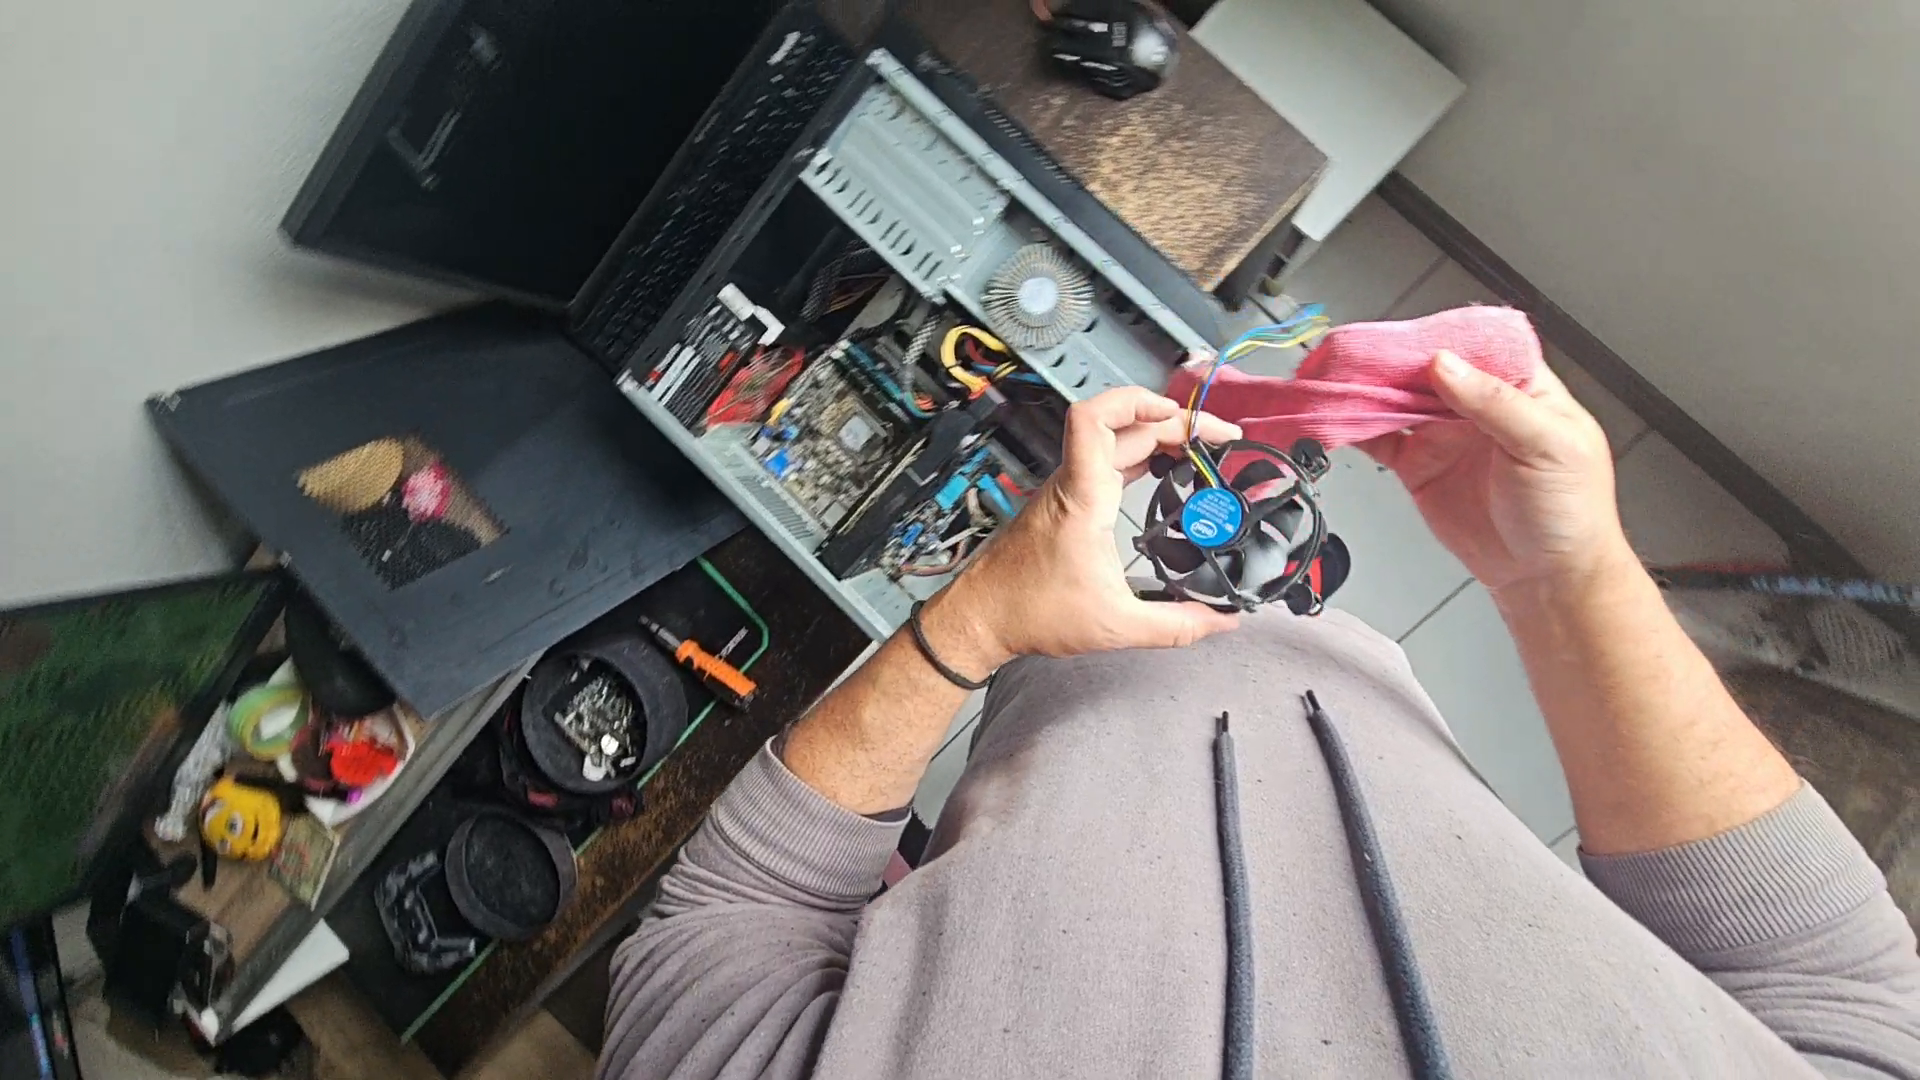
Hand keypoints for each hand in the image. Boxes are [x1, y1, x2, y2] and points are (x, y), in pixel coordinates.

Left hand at [920, 387, 1242, 677]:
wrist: (984, 616)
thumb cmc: (1030, 612)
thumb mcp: (1117, 626)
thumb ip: (1177, 625)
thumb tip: (1222, 622)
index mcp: (1082, 498)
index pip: (1094, 420)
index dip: (1136, 401)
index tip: (1177, 412)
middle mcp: (1073, 484)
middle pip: (1124, 427)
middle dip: (1176, 424)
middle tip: (1221, 442)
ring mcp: (1067, 491)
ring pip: (1116, 443)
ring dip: (1158, 438)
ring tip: (1201, 452)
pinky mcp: (1065, 503)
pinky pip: (1106, 463)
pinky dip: (1140, 458)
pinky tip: (1162, 473)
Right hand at [1360, 352, 1635, 595]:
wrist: (1541, 573)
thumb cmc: (1569, 509)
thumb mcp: (1547, 445)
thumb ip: (1496, 402)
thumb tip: (1446, 365)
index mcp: (1518, 387)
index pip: (1472, 347)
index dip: (1436, 337)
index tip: (1401, 337)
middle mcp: (1474, 405)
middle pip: (1422, 372)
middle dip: (1387, 364)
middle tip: (1353, 359)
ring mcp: (1442, 434)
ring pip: (1395, 402)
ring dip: (1365, 394)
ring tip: (1336, 385)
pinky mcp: (1416, 465)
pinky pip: (1378, 440)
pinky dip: (1354, 431)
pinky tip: (1338, 422)